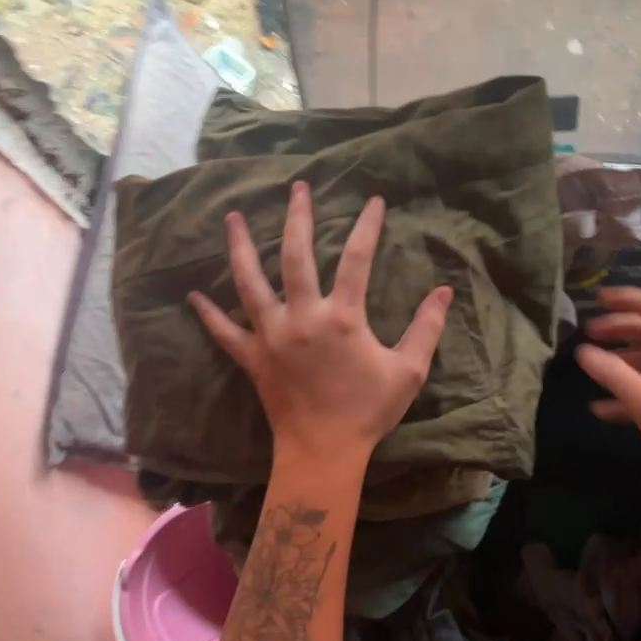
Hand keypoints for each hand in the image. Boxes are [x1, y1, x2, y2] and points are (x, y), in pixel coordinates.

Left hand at [188, 181, 451, 467]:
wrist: (324, 451)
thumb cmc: (368, 411)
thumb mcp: (408, 371)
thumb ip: (427, 328)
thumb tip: (445, 291)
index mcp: (343, 318)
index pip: (358, 259)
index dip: (368, 226)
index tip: (374, 200)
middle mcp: (302, 318)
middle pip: (295, 256)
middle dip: (298, 218)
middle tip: (298, 188)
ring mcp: (271, 336)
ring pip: (250, 283)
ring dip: (240, 248)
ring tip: (231, 218)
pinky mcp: (252, 358)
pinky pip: (225, 332)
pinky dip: (209, 313)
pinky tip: (195, 294)